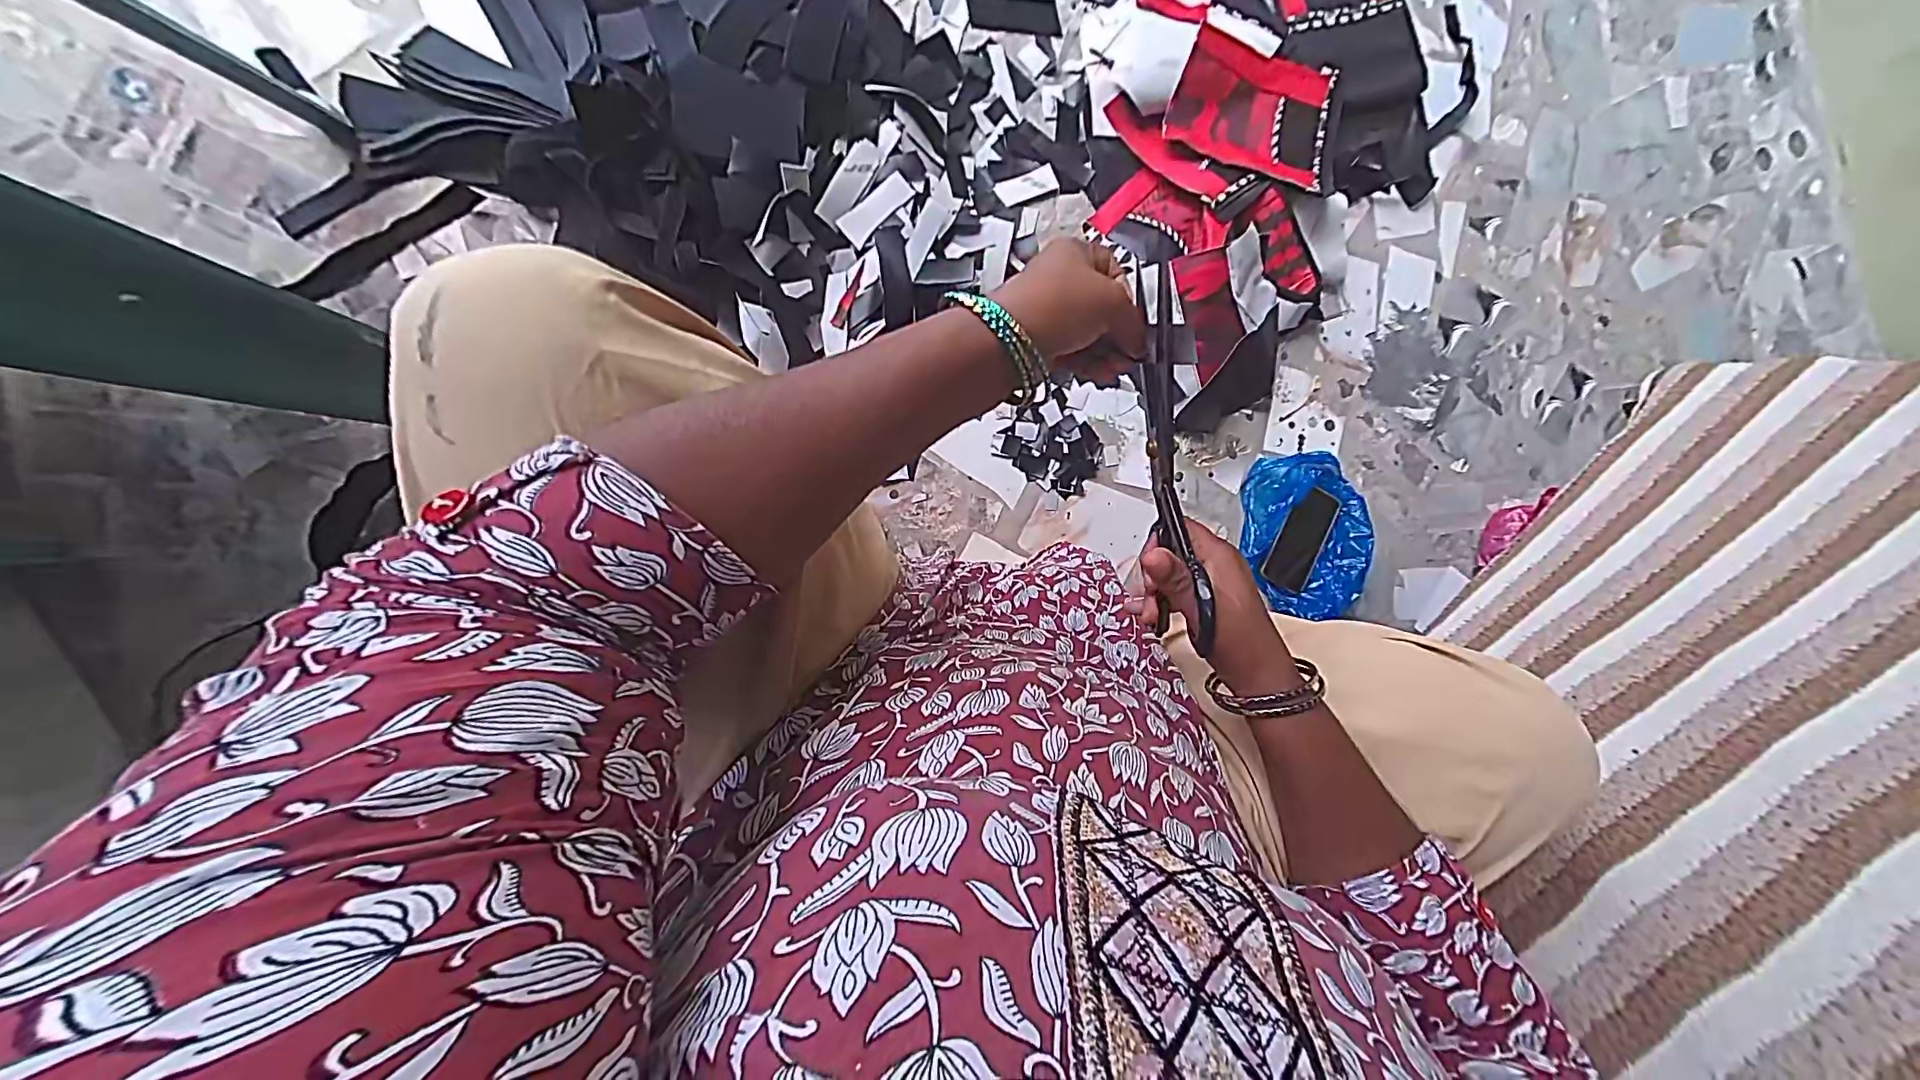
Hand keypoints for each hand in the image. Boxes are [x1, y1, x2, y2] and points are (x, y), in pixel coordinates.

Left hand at [989, 238, 1145, 382]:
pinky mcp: (1038, 342)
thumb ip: (1134, 321)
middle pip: (1101, 308)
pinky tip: (1101, 372)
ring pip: (1086, 334)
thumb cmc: (1049, 305)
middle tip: (1130, 349)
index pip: (1117, 271)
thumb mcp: (1113, 303)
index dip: (1132, 299)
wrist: (1010, 340)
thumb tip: (1139, 340)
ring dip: (1106, 352)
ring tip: (1117, 365)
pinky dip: (1088, 362)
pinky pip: (1071, 352)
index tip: (1140, 322)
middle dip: (1119, 333)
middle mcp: (1057, 279)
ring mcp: (1047, 312)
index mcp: (1075, 251)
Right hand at [1128, 517, 1302, 694]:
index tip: (1147, 570)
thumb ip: (1175, 579)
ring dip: (1152, 593)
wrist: (1258, 677)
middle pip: (1168, 553)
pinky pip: (1175, 590)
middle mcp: (1214, 565)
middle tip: (1148, 598)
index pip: (1179, 528)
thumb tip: (1153, 554)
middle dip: (1150, 576)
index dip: (1157, 545)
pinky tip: (1155, 616)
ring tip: (1150, 614)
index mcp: (1218, 557)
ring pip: (1168, 574)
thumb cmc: (1241, 644)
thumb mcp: (1201, 608)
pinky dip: (1161, 602)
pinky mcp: (1204, 599)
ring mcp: (1209, 582)